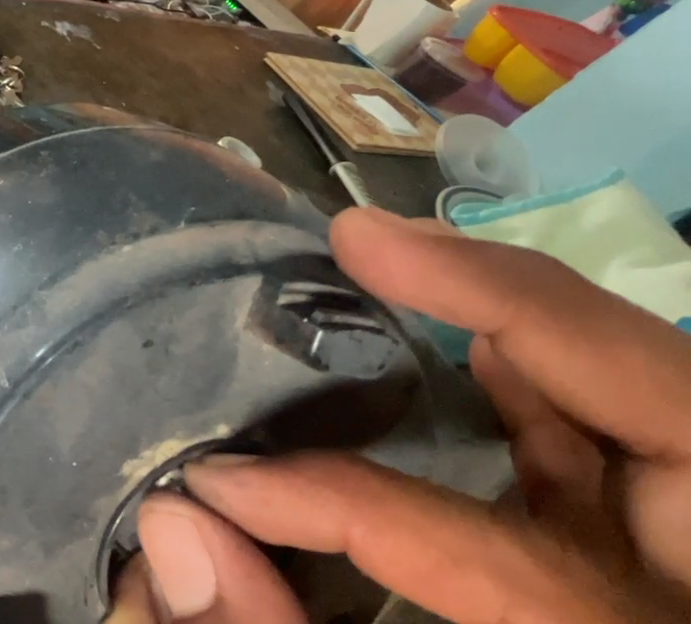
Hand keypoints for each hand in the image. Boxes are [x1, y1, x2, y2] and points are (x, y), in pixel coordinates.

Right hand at [116, 207, 690, 623]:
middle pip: (677, 425)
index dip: (341, 507)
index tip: (220, 486)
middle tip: (364, 246)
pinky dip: (551, 395)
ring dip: (529, 336)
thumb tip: (176, 530)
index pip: (498, 568)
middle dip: (518, 316)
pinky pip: (641, 462)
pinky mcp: (665, 570)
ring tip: (401, 273)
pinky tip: (472, 362)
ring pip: (663, 422)